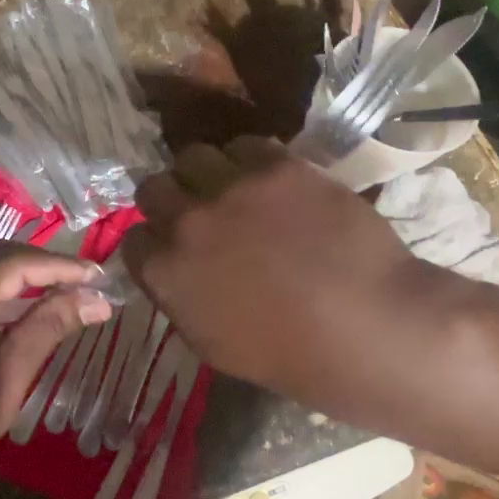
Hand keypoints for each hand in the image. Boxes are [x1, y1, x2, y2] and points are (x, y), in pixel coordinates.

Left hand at [0, 242, 112, 464]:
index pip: (15, 263)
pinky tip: (37, 305)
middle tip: (88, 281)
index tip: (98, 274)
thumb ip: (53, 322)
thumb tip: (99, 298)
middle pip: (1, 259)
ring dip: (29, 279)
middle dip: (46, 268)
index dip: (59, 266)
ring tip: (71, 290)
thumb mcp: (15, 365)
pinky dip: (9, 294)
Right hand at [121, 137, 477, 410]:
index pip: (133, 238)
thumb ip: (176, 298)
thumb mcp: (209, 343)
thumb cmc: (288, 353)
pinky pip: (246, 145)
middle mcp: (186, 222)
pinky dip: (251, 160)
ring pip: (193, 155)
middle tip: (198, 210)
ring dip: (206, 173)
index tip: (171, 245)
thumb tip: (169, 270)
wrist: (365, 326)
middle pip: (153, 188)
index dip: (153, 240)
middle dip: (171, 198)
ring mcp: (230, 188)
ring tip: (233, 187)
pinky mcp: (277, 166)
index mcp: (164, 272)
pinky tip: (271, 180)